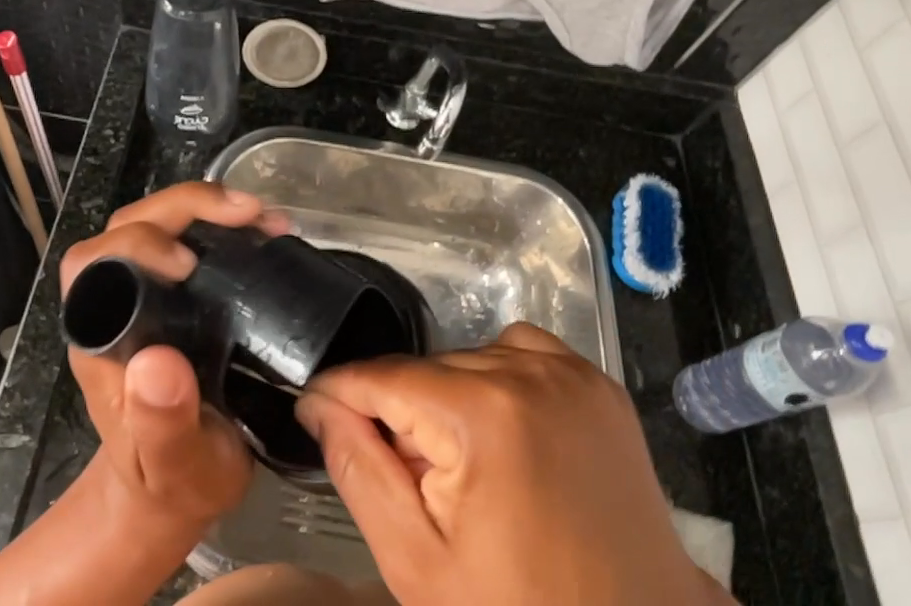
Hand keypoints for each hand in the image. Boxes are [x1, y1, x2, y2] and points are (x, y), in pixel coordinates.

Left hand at [60, 182, 289, 530]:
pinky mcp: (187, 294)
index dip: (135, 244)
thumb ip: (160, 424)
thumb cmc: (169, 478)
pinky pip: (199, 241)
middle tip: (246, 214)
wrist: (182, 484)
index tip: (188, 262)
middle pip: (131, 225)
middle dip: (185, 206)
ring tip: (265, 217)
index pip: (93, 263)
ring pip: (164, 223)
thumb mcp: (171, 464)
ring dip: (212, 208)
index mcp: (102, 336)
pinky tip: (272, 232)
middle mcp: (119, 304)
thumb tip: (157, 363)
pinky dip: (233, 228)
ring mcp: (152, 293)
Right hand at [295, 323, 725, 605]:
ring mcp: (569, 372)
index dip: (337, 396)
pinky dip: (497, 378)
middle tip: (411, 480)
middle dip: (399, 413)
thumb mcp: (415, 558)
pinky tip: (503, 432)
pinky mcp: (597, 382)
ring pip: (465, 358)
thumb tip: (318, 403)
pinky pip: (519, 353)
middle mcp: (526, 371)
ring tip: (462, 461)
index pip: (378, 377)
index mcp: (479, 413)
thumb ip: (358, 468)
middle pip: (423, 369)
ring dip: (446, 396)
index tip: (313, 417)